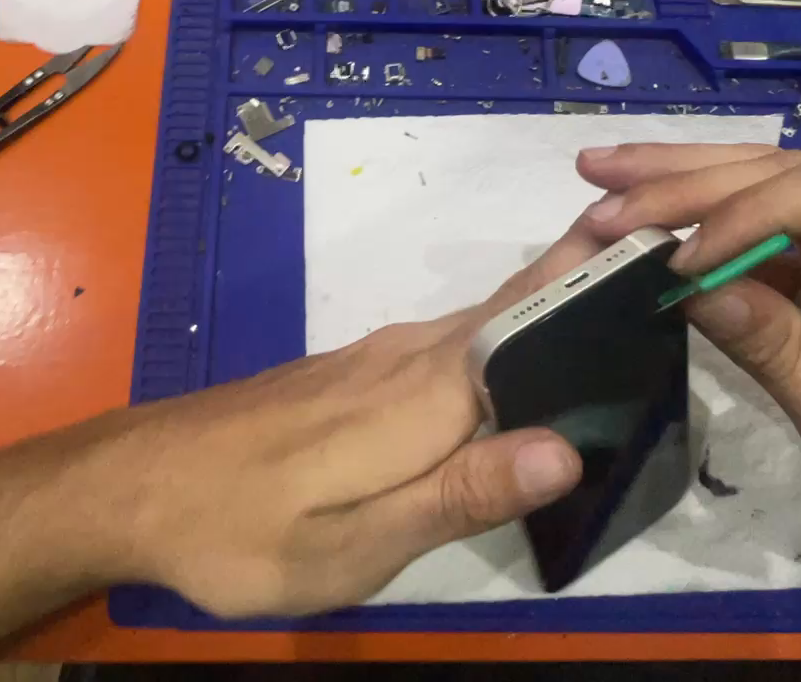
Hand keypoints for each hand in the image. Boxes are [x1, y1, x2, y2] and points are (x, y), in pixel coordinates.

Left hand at [87, 233, 603, 617]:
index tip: (659, 258)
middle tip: (653, 282)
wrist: (141, 483)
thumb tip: (566, 445)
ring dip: (541, 313)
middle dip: (579, 287)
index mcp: (426, 393)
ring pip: (478, 325)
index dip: (593, 290)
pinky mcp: (351, 371)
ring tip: (608, 319)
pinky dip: (494, 342)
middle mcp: (409, 354)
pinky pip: (444, 346)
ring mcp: (375, 358)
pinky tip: (512, 372)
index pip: (531, 324)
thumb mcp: (356, 542)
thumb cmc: (247, 527)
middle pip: (512, 310)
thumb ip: (460, 490)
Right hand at [574, 142, 800, 580]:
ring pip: (778, 179)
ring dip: (685, 179)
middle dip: (698, 183)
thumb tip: (691, 287)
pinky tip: (639, 201)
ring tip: (600, 171)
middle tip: (605, 195)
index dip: (759, 206)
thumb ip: (789, 361)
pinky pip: (769, 217)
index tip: (683, 257)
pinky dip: (700, 215)